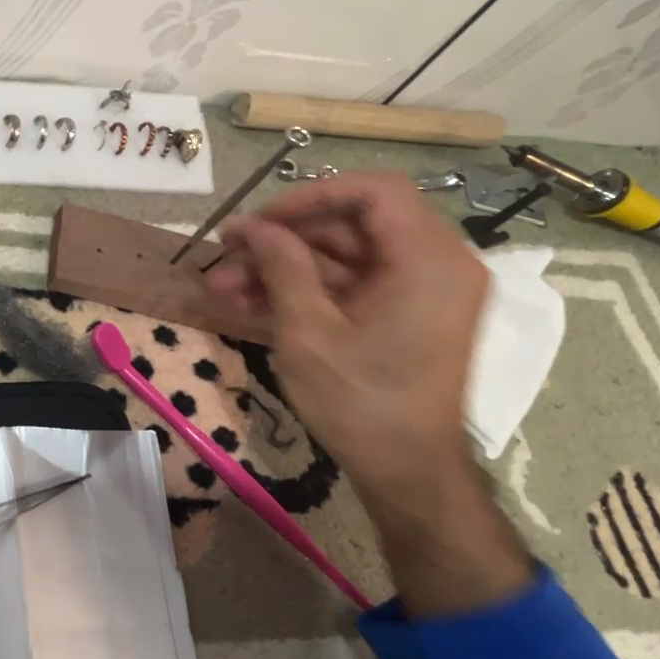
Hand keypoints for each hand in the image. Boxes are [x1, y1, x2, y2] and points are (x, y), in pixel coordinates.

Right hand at [208, 173, 531, 614]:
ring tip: (223, 288)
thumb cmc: (359, 398)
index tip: (256, 223)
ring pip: (344, 259)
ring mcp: (420, 292)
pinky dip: (305, 292)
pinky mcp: (403, 316)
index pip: (373, 192)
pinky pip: (351, 287)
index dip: (309, 197)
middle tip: (224, 260)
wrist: (404, 466)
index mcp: (428, 257)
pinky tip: (252, 304)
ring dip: (283, 269)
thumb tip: (248, 228)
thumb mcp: (308, 331)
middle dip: (282, 242)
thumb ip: (281, 268)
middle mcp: (435, 263)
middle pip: (352, 226)